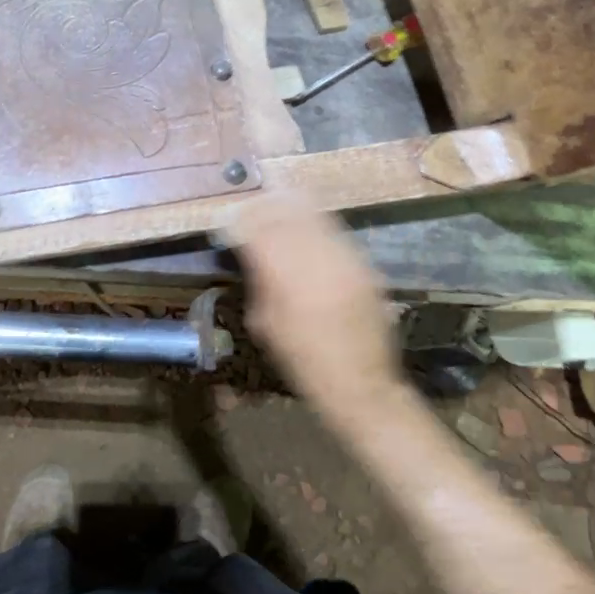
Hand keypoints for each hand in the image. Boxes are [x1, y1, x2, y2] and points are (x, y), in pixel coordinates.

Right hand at [228, 193, 402, 402]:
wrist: (362, 386)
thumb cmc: (303, 362)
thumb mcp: (266, 325)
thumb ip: (260, 282)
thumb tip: (251, 252)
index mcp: (288, 278)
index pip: (259, 228)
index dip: (241, 219)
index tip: (229, 220)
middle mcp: (319, 260)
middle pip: (287, 211)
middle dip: (264, 207)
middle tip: (250, 210)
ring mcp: (347, 260)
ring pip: (314, 215)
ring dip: (289, 210)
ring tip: (274, 212)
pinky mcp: (365, 266)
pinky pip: (334, 233)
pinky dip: (314, 226)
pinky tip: (303, 233)